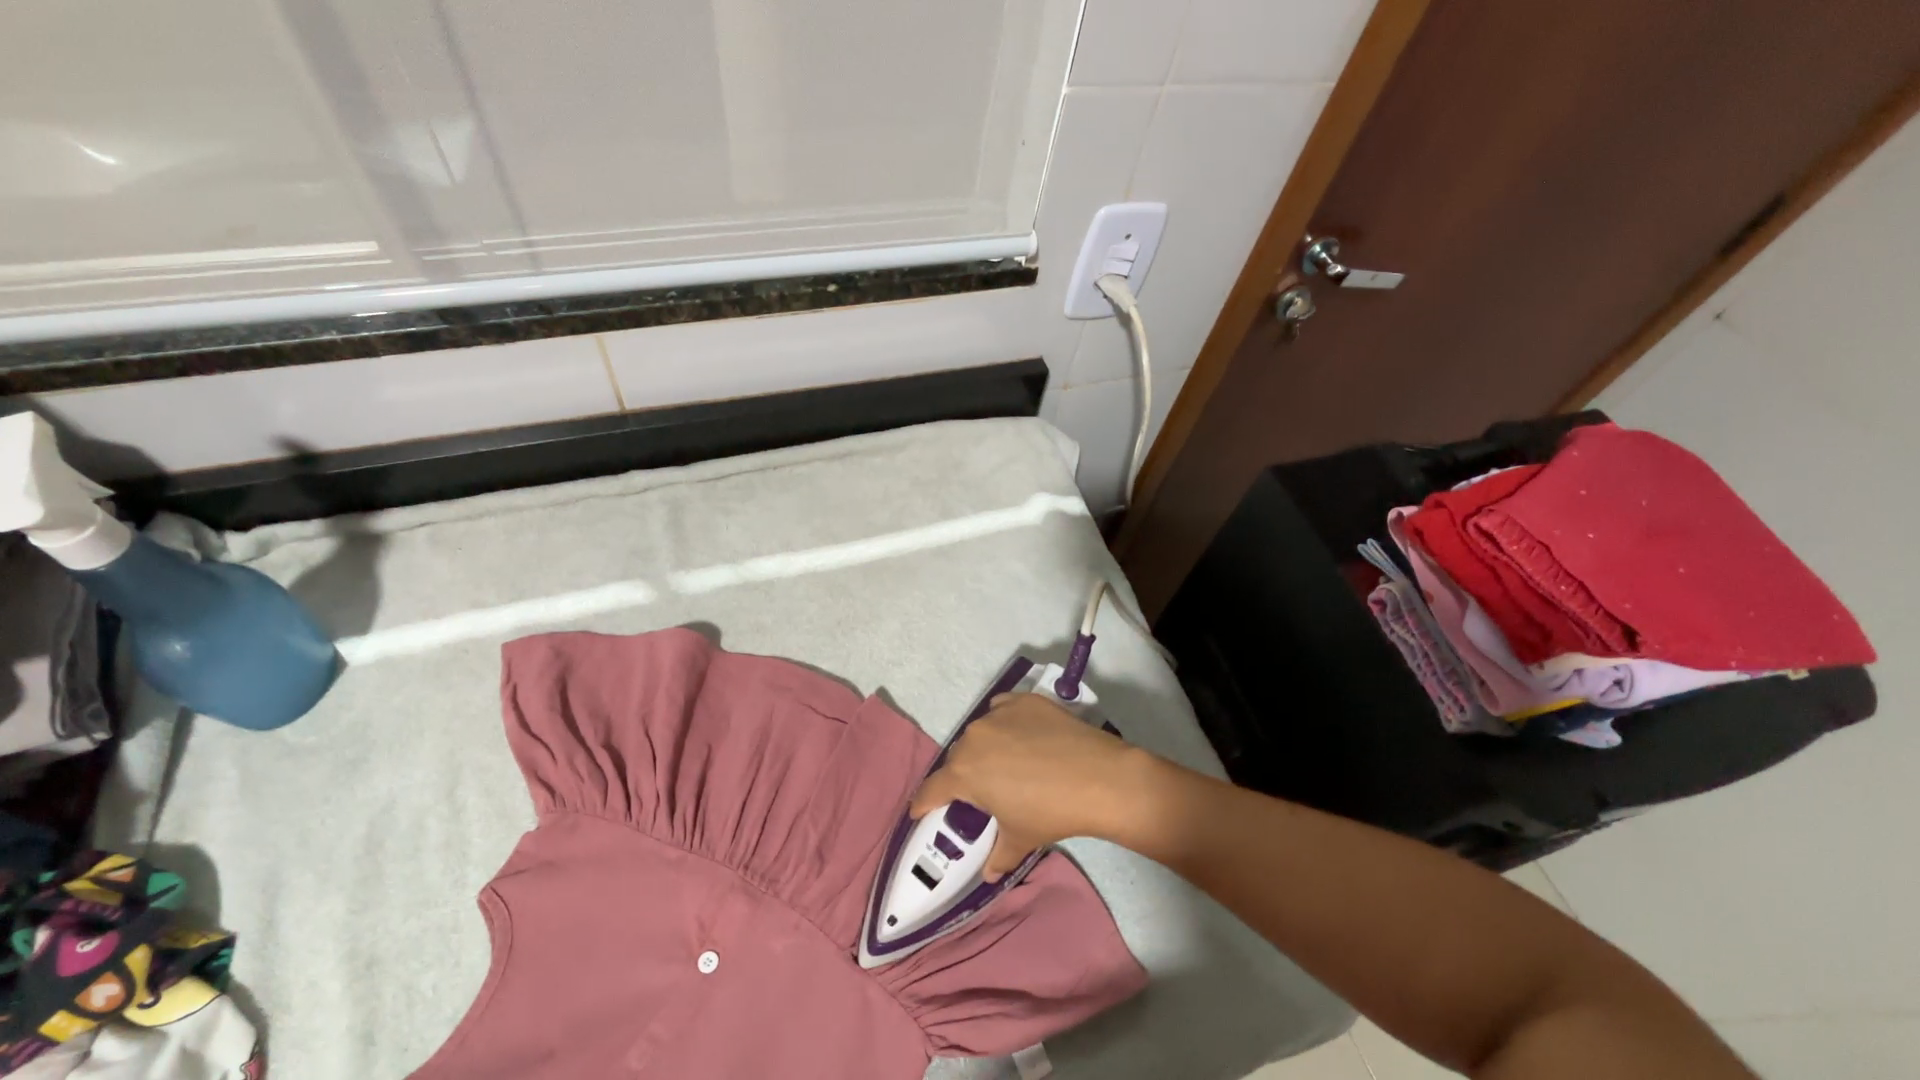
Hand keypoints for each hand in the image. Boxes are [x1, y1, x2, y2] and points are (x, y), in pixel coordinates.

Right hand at [908, 692, 1147, 879]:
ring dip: (985, 749)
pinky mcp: (1024, 701)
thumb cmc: (1052, 812)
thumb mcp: (1020, 839)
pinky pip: (1002, 711)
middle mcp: (974, 738)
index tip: (920, 811)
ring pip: (979, 733)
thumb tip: (990, 874)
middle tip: (980, 794)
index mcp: (964, 774)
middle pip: (957, 759)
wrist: (1100, 778)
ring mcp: (999, 715)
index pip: (931, 790)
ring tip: (1006, 764)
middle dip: (962, 777)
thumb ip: (998, 856)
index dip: (924, 804)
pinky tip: (1021, 736)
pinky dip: (1005, 723)